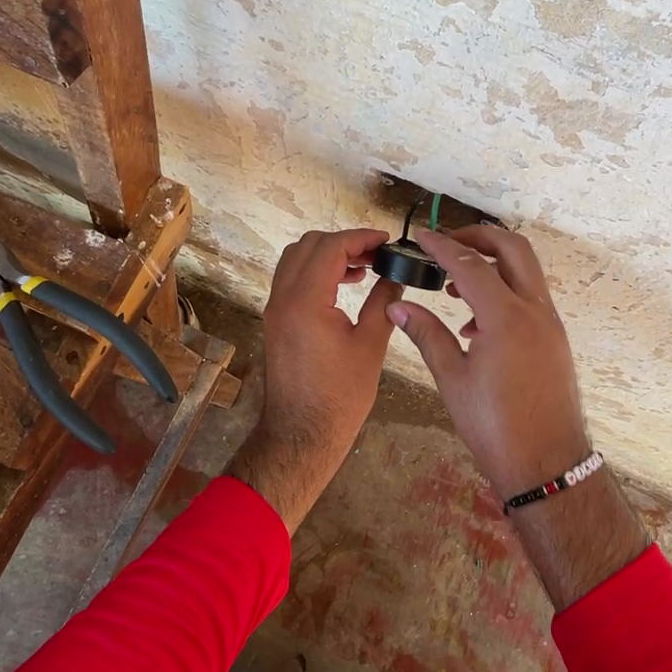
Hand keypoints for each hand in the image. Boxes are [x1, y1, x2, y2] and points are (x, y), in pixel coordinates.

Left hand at [229, 229, 400, 532]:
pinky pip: (291, 280)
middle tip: (377, 254)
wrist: (301, 434)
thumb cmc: (340, 396)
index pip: (330, 247)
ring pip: (296, 259)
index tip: (386, 241)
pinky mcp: (275, 321)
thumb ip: (383, 302)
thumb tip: (396, 276)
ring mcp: (275, 309)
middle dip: (344, 242)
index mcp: (305, 300)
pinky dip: (315, 272)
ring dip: (328, 255)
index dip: (360, 237)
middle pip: (309, 246)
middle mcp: (282, 297)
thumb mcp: (370, 346)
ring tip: (364, 268)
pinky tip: (343, 286)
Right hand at [389, 226, 645, 607]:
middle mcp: (535, 310)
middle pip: (512, 247)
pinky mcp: (555, 338)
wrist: (546, 463)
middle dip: (478, 237)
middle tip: (446, 244)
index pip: (469, 263)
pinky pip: (531, 296)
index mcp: (505, 316)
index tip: (420, 236)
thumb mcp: (451, 378)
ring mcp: (550, 323)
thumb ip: (426, 334)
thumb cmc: (493, 425)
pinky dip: (505, 290)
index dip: (441, 245)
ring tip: (454, 288)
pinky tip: (475, 324)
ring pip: (526, 270)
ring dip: (493, 263)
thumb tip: (398, 306)